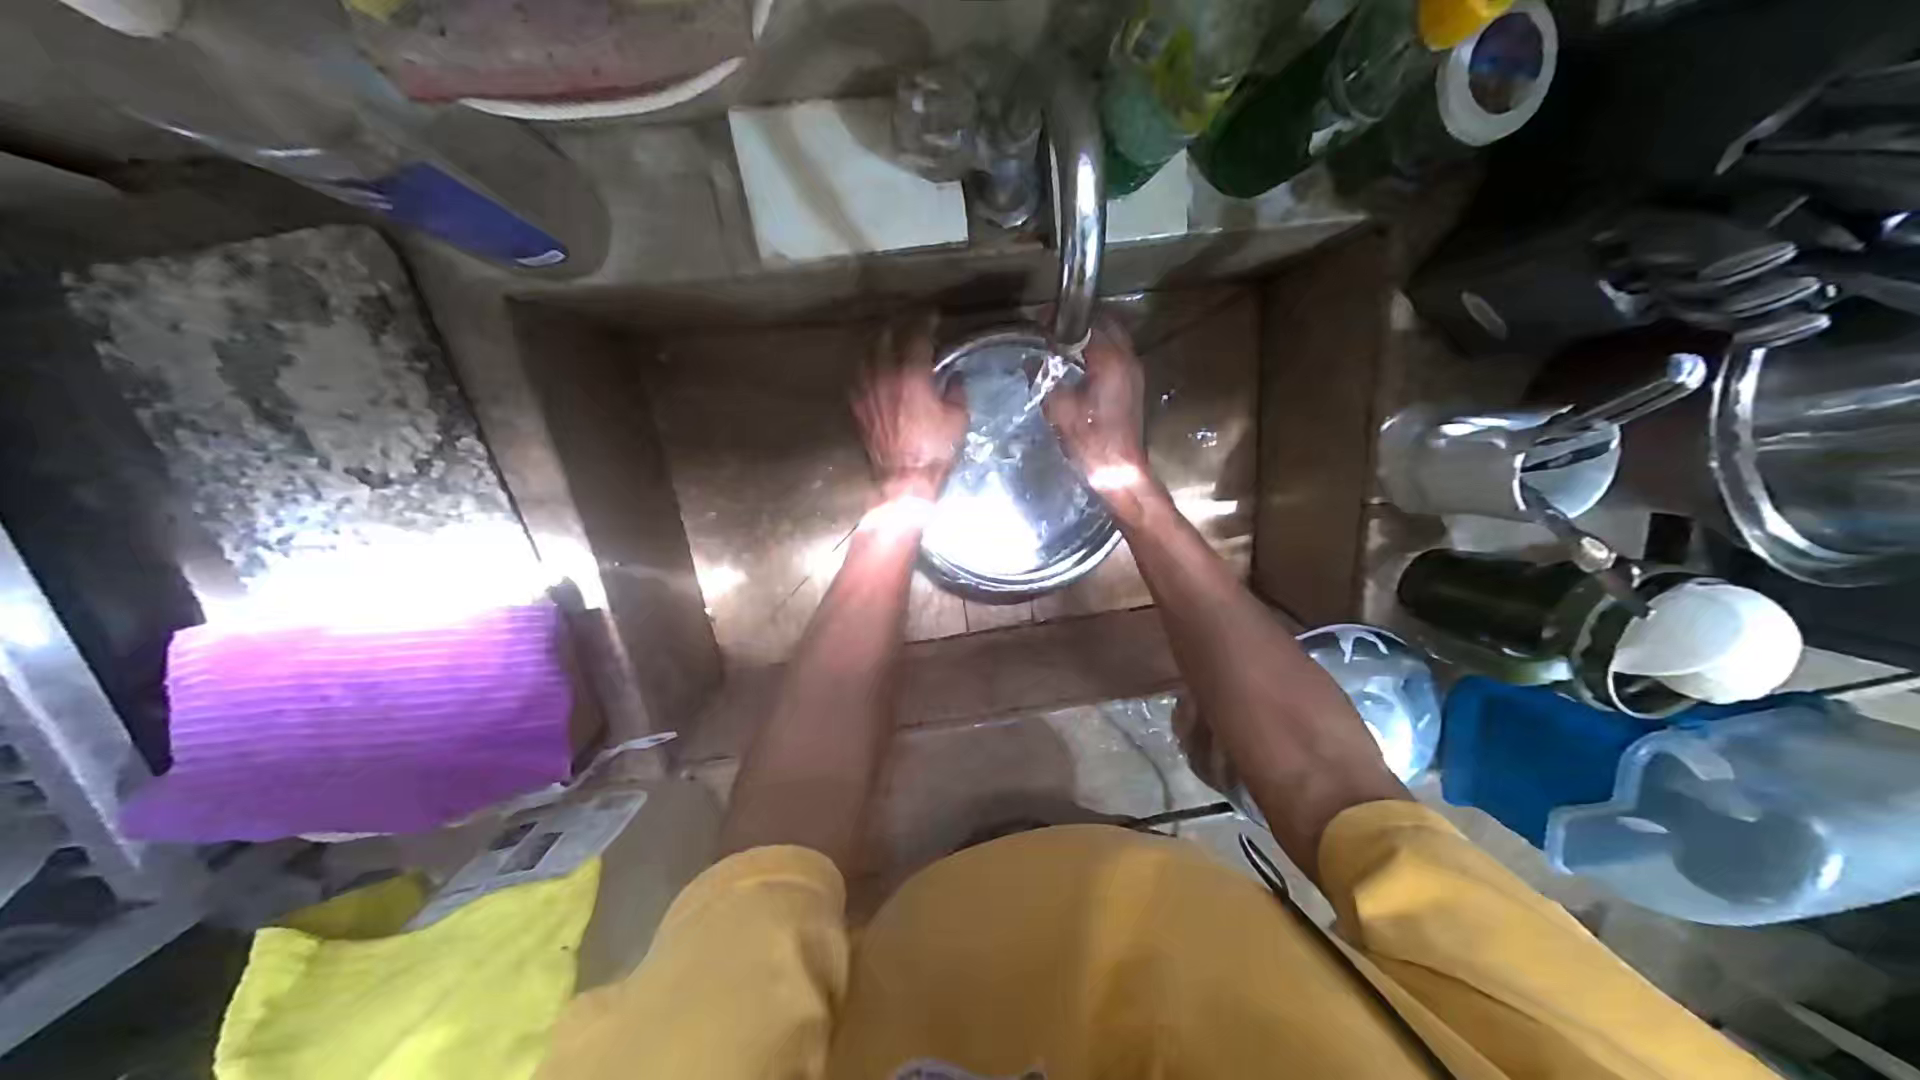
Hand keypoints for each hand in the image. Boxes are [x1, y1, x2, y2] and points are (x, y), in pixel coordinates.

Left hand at [853, 314, 968, 503]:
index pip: (917, 333)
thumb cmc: (934, 449)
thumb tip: (954, 377)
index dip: (926, 320)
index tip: (934, 315)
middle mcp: (884, 374)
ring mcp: (866, 388)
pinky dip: (868, 364)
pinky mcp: (857, 404)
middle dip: (899, 325)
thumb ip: (956, 390)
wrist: (903, 479)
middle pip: (886, 335)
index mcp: (912, 373)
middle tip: (910, 323)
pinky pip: (859, 374)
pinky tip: (875, 366)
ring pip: (867, 352)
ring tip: (890, 339)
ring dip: (880, 341)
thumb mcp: (958, 418)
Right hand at [1043, 318, 1155, 517]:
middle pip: (1105, 323)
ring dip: (1090, 335)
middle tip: (1052, 329)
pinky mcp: (1134, 385)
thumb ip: (1043, 377)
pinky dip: (1099, 350)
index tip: (1042, 320)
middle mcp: (1128, 359)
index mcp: (1110, 360)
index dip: (1061, 319)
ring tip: (1063, 343)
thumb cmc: (1090, 440)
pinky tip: (1079, 363)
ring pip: (1114, 338)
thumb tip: (1032, 361)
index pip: (1086, 322)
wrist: (1119, 469)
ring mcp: (1134, 371)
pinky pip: (1117, 354)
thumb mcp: (1057, 408)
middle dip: (1079, 322)